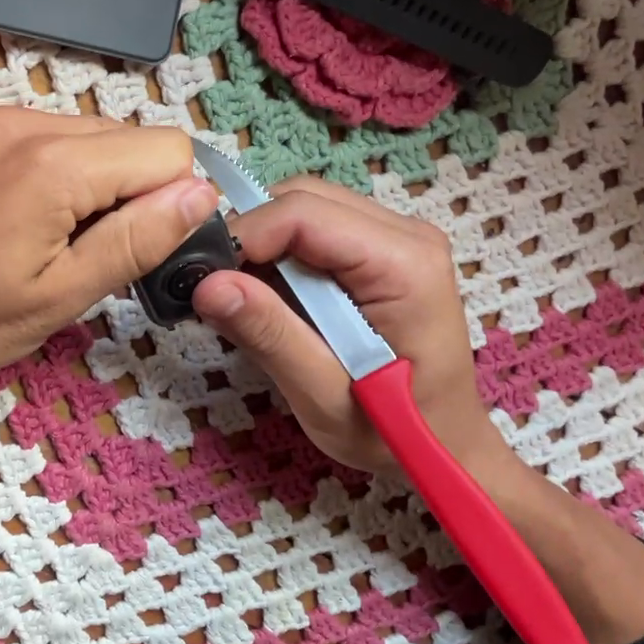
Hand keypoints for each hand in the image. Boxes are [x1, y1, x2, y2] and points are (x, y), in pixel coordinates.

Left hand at [0, 107, 216, 387]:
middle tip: (80, 255)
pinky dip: (46, 172)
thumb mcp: (56, 298)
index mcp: (53, 164)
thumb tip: (200, 195)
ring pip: (84, 135)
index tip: (130, 250)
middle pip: (127, 137)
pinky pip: (37, 136)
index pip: (168, 150)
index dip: (168, 204)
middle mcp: (22, 121)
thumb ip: (135, 241)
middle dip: (127, 193)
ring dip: (86, 184)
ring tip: (39, 241)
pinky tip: (9, 219)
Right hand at [190, 178, 509, 475]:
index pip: (302, 213)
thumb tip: (207, 285)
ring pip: (303, 208)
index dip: (244, 237)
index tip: (206, 281)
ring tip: (248, 302)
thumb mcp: (320, 394)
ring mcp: (395, 238)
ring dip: (263, 248)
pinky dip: (279, 257)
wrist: (438, 444)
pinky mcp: (379, 250)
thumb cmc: (387, 431)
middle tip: (221, 293)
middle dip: (250, 238)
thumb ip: (269, 335)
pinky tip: (275, 301)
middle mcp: (405, 235)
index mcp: (403, 265)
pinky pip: (313, 229)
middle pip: (301, 199)